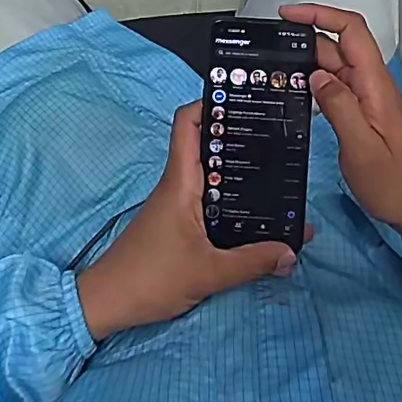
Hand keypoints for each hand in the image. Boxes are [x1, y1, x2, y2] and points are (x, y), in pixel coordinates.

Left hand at [75, 102, 303, 339]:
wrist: (110, 300)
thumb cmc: (152, 276)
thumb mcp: (209, 272)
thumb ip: (253, 262)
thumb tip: (291, 250)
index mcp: (180, 181)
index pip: (187, 124)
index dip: (208, 103)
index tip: (241, 101)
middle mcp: (178, 184)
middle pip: (206, 146)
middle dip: (237, 138)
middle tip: (275, 139)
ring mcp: (177, 202)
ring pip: (211, 176)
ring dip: (239, 174)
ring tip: (277, 176)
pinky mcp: (178, 221)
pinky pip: (209, 200)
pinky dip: (232, 201)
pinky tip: (257, 216)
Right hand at [279, 3, 401, 243]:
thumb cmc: (395, 184)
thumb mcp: (362, 148)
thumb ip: (339, 106)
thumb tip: (316, 75)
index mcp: (375, 85)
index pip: (352, 30)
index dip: (320, 14)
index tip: (290, 14)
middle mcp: (371, 84)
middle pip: (338, 42)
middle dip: (305, 33)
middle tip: (273, 42)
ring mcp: (366, 94)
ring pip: (333, 60)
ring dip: (306, 54)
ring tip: (278, 61)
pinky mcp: (359, 107)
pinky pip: (333, 80)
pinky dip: (311, 74)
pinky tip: (296, 83)